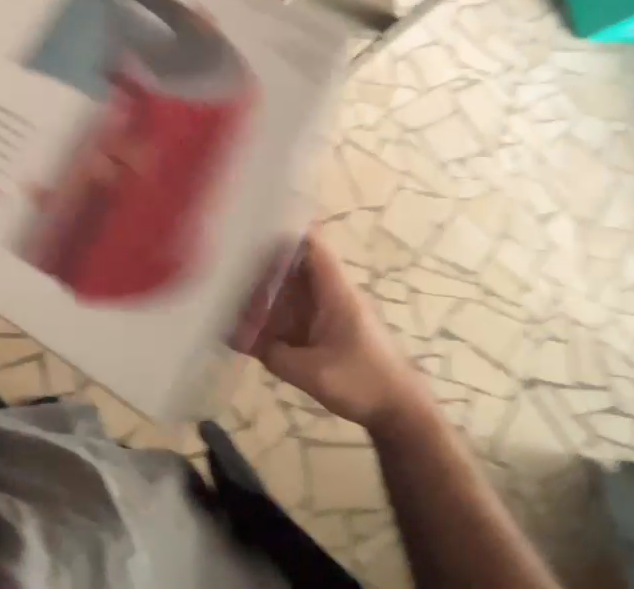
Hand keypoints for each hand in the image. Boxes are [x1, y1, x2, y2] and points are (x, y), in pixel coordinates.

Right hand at [251, 233, 428, 430]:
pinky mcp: (333, 328)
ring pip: (296, 286)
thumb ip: (271, 352)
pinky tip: (253, 320)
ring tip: (233, 286)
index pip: (312, 244)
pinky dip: (278, 309)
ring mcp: (335, 311)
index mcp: (336, 293)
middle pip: (298, 262)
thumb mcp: (310, 372)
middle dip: (266, 259)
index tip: (254, 220)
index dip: (286, 228)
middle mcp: (335, 294)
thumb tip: (235, 335)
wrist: (403, 413)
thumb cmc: (363, 384)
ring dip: (269, 287)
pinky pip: (300, 308)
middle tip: (230, 258)